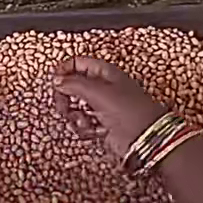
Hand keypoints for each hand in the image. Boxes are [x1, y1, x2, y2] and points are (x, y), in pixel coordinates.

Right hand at [52, 57, 166, 159]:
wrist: (146, 139)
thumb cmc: (130, 112)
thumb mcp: (98, 92)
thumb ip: (74, 83)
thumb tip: (56, 80)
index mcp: (104, 72)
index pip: (77, 63)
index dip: (64, 71)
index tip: (56, 83)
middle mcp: (101, 88)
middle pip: (71, 86)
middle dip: (65, 97)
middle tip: (64, 106)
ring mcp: (100, 106)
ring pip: (74, 106)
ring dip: (75, 116)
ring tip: (84, 122)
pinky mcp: (100, 124)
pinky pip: (81, 123)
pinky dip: (83, 128)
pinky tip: (93, 131)